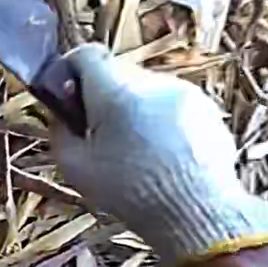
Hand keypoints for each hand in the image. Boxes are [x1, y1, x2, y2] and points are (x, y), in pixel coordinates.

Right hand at [50, 44, 267, 266]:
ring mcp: (185, 94)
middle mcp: (152, 84)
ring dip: (127, 106)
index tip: (64, 95)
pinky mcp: (206, 108)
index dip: (69, 69)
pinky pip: (166, 102)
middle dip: (97, 93)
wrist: (196, 212)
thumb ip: (60, 128)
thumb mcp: (72, 164)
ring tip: (126, 145)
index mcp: (115, 93)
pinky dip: (153, 118)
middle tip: (92, 129)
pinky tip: (154, 151)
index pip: (87, 54)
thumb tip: (61, 111)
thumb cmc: (126, 190)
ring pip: (141, 87)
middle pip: (114, 72)